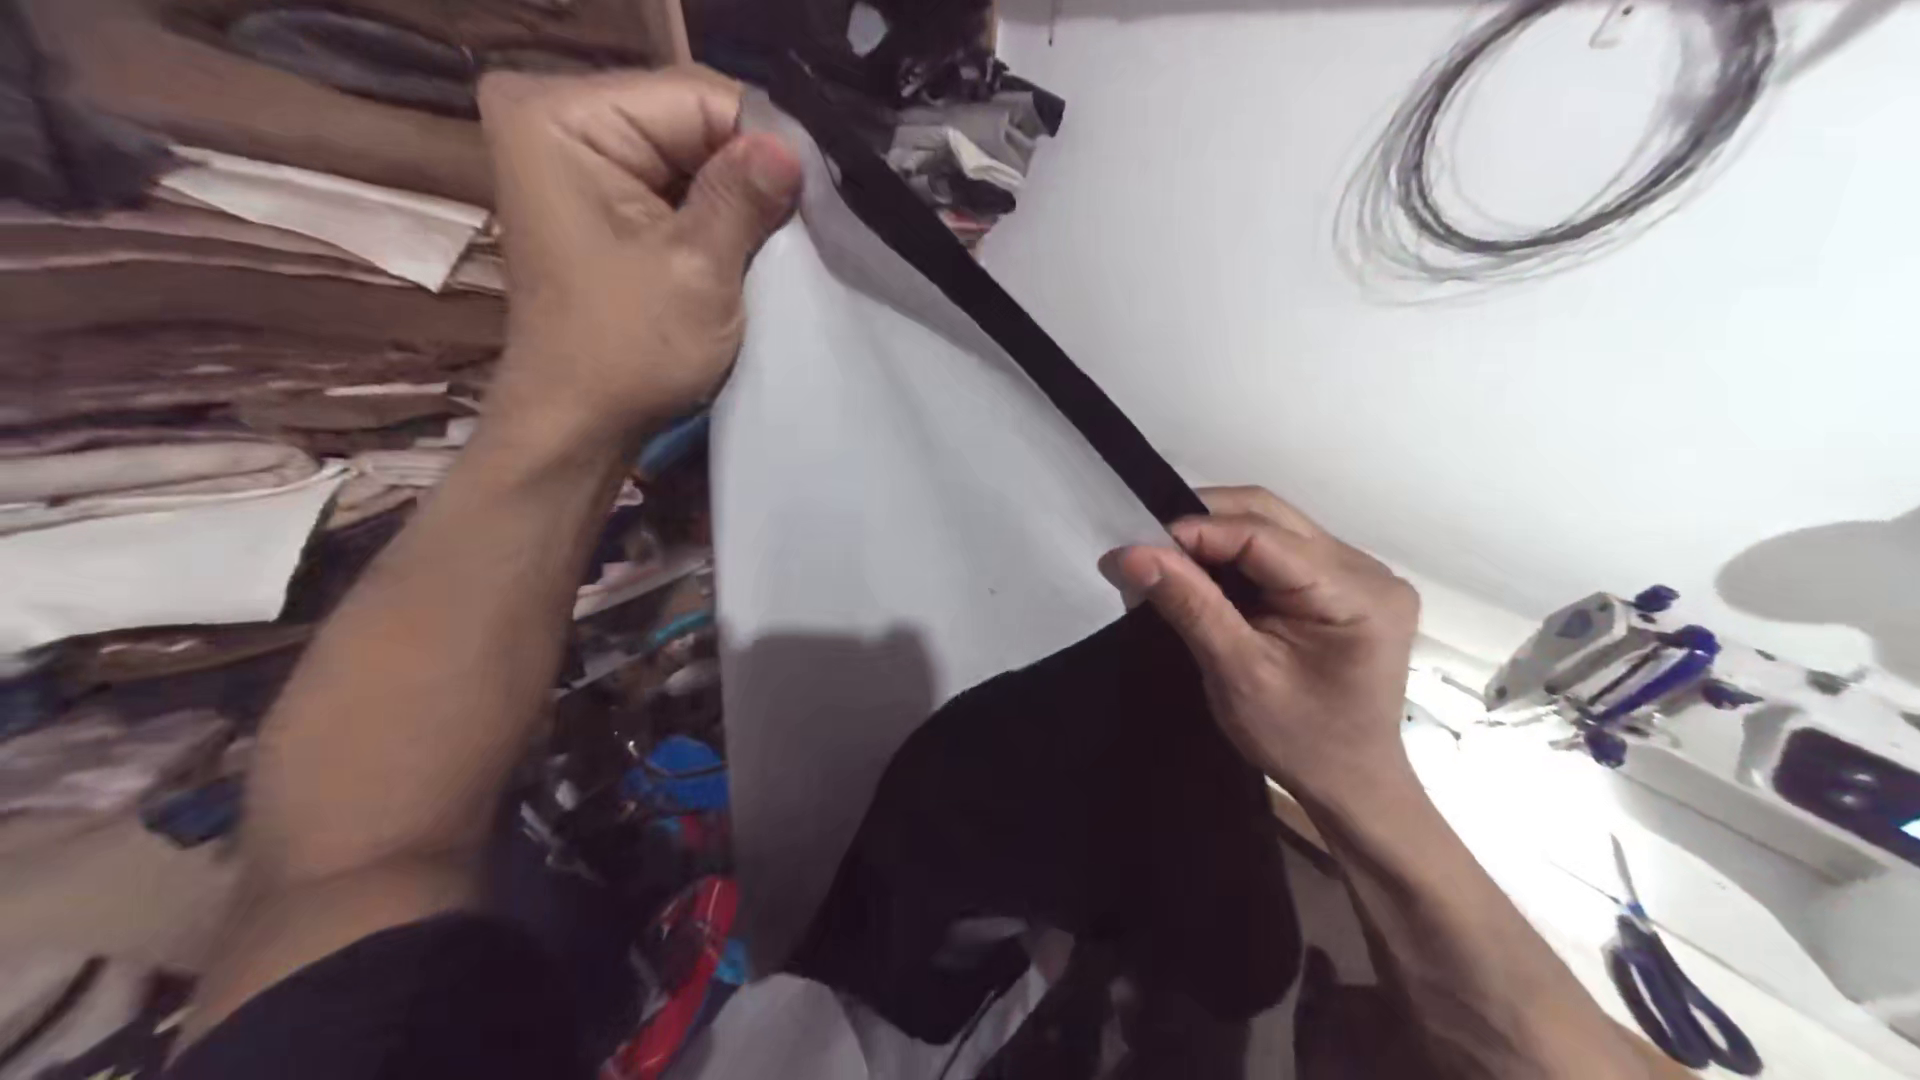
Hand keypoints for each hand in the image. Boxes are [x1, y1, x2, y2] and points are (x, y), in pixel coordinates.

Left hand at [476, 66, 801, 447]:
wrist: (581, 419)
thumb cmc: (630, 351)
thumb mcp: (699, 269)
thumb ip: (743, 197)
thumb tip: (793, 145)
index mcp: (562, 117)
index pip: (694, 96)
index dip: (764, 139)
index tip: (816, 187)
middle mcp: (557, 118)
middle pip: (688, 119)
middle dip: (749, 167)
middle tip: (805, 216)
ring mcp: (573, 157)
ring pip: (686, 153)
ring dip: (736, 194)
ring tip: (783, 234)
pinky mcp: (595, 196)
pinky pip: (671, 184)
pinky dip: (713, 212)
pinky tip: (746, 241)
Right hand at [1100, 487, 1419, 810]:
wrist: (1350, 784)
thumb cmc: (1297, 739)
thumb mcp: (1235, 672)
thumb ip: (1188, 604)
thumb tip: (1129, 553)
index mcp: (1355, 594)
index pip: (1262, 535)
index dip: (1194, 531)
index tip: (1136, 546)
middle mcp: (1367, 569)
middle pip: (1270, 516)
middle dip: (1201, 524)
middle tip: (1148, 549)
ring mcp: (1359, 573)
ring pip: (1272, 524)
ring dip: (1214, 536)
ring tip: (1168, 561)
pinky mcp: (1342, 583)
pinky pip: (1279, 548)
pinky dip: (1233, 553)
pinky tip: (1204, 574)